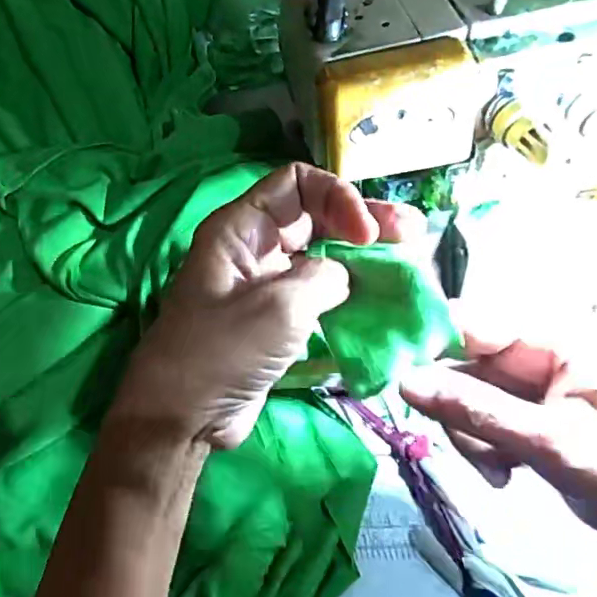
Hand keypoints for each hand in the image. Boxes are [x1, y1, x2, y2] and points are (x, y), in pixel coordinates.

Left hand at [116, 163, 421, 450]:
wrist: (184, 413)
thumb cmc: (221, 352)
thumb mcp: (278, 307)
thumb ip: (323, 278)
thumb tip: (343, 275)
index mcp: (240, 229)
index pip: (294, 183)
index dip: (336, 196)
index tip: (365, 233)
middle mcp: (253, 248)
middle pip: (315, 216)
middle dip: (363, 221)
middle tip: (412, 235)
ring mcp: (265, 284)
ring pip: (322, 254)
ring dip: (363, 257)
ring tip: (409, 265)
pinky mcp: (276, 318)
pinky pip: (319, 291)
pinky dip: (351, 291)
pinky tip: (384, 299)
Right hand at [397, 313, 596, 550]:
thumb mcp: (554, 442)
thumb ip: (474, 409)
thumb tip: (401, 381)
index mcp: (555, 336)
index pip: (467, 321)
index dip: (424, 341)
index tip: (393, 376)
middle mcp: (537, 350)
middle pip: (456, 361)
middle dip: (452, 407)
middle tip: (470, 450)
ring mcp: (530, 383)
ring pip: (460, 392)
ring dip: (466, 432)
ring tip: (497, 470)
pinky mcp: (525, 411)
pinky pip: (476, 415)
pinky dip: (479, 443)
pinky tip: (504, 472)